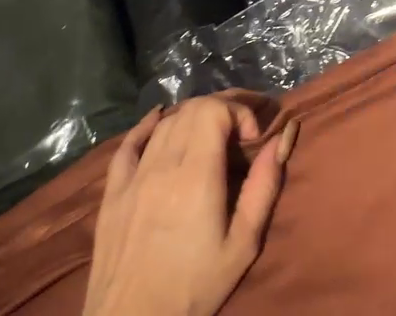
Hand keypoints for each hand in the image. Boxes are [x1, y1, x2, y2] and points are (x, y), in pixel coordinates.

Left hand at [83, 97, 297, 315]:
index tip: (253, 139)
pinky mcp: (112, 195)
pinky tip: (160, 118)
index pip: (214, 110)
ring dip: (194, 116)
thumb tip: (284, 136)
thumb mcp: (244, 242)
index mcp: (196, 177)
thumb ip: (265, 184)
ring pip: (165, 123)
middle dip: (224, 107)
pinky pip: (127, 145)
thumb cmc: (194, 288)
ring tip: (213, 134)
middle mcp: (161, 168)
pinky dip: (146, 126)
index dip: (240, 112)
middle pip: (192, 109)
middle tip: (243, 129)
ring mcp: (132, 179)